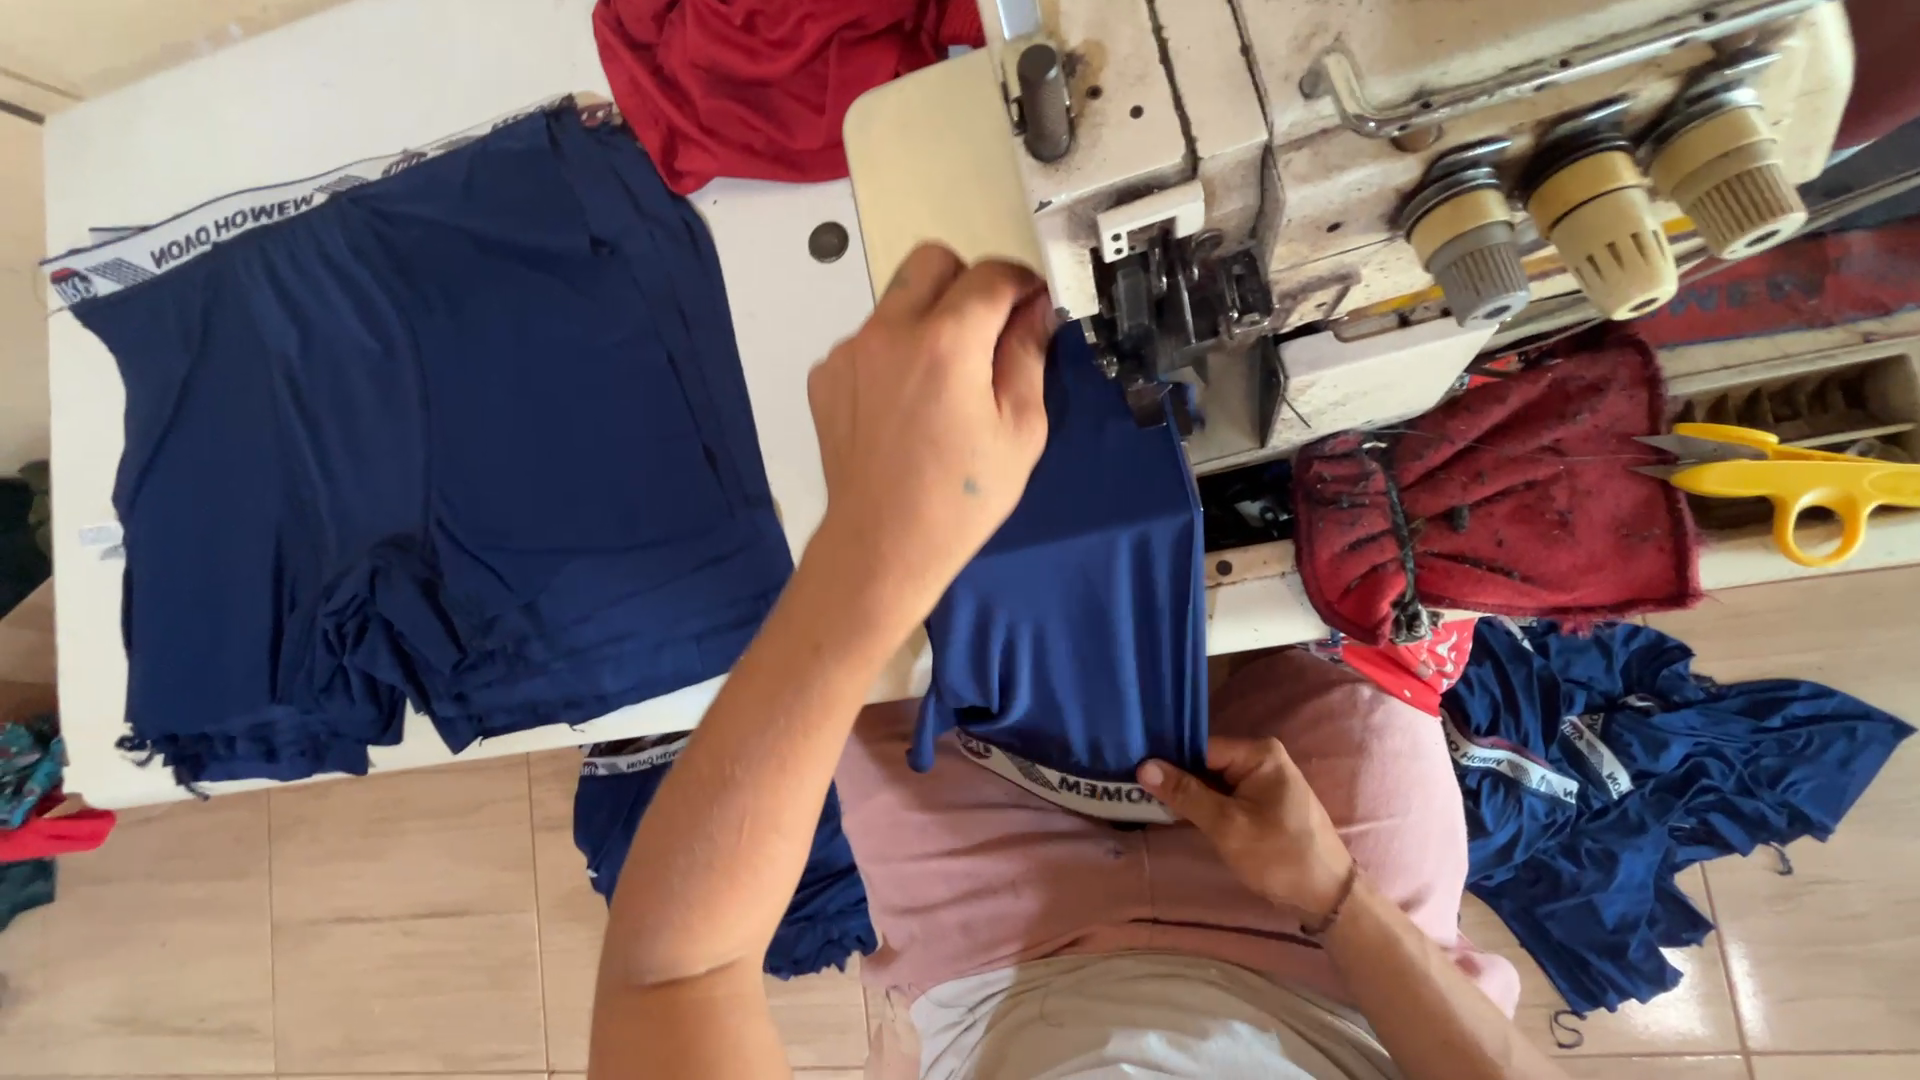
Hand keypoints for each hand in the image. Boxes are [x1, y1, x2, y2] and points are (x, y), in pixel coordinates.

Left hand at [806, 243, 1055, 619]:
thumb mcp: (1020, 430)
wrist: (882, 544)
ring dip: (927, 319)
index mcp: (946, 341)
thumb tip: (1036, 309)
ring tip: (940, 382)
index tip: (1032, 307)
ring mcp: (848, 351)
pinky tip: (902, 407)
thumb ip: (1028, 355)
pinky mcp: (824, 376)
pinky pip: (868, 340)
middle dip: (968, 283)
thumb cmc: (962, 498)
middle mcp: (888, 330)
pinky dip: (893, 354)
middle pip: (932, 260)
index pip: (991, 275)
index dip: (1021, 284)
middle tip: (985, 333)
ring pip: (896, 301)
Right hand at [1138, 736, 1355, 919]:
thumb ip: (1185, 793)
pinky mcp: (1259, 801)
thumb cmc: (1279, 857)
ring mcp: (1261, 780)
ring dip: (1185, 793)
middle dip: (1174, 777)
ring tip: (1146, 799)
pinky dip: (1201, 804)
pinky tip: (1173, 811)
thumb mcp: (1227, 825)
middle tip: (1133, 788)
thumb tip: (1144, 766)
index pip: (1200, 748)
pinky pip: (1221, 794)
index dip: (1167, 761)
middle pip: (1203, 761)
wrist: (1327, 899)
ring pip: (1210, 780)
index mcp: (1258, 753)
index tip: (1133, 773)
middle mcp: (1260, 758)